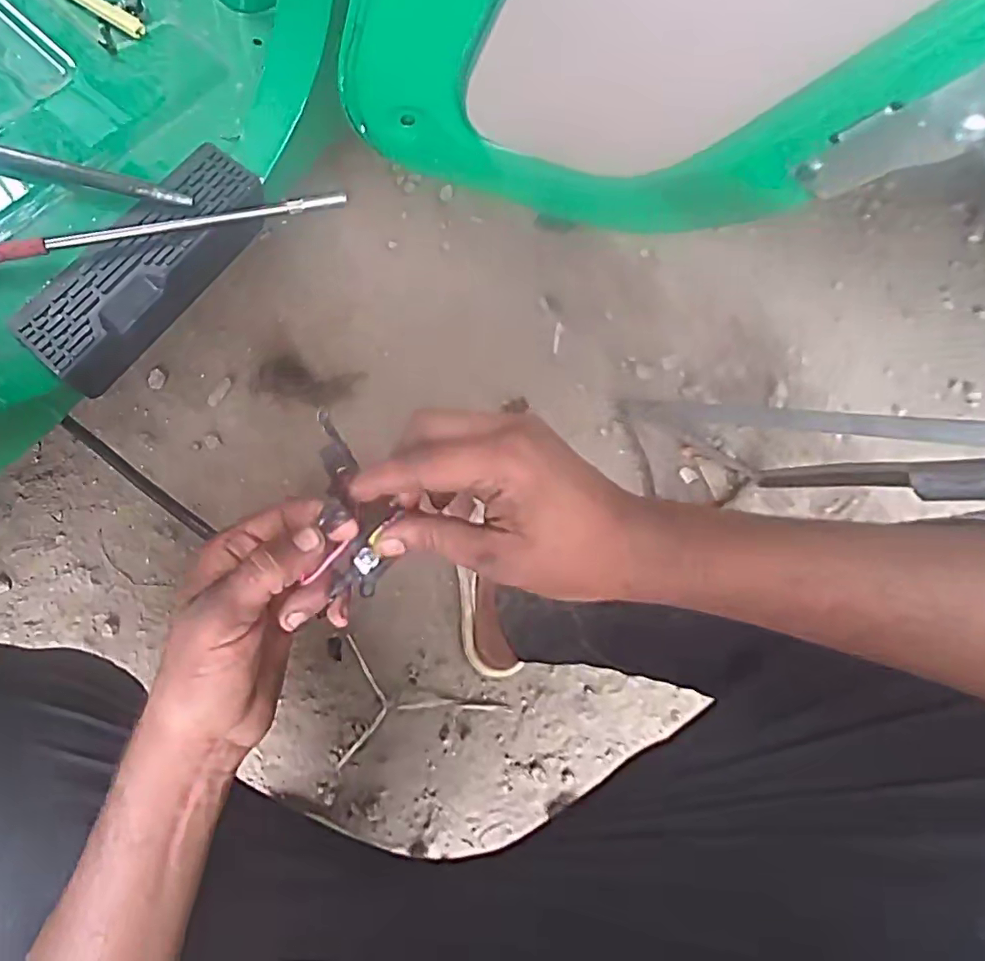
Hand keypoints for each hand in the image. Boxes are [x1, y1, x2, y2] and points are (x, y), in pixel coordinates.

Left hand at [141, 500, 358, 762]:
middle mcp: (252, 568)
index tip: (347, 526)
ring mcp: (273, 593)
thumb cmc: (195, 673)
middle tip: (318, 589)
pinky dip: (332, 602)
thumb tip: (310, 533)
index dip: (315, 519)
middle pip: (306, 541)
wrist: (206, 732)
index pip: (280, 518)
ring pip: (318, 568)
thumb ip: (268, 569)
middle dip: (322, 561)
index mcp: (228, 554)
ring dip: (325, 587)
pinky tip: (331, 617)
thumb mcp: (227, 613)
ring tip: (300, 617)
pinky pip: (321, 595)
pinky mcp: (290, 617)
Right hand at [348, 409, 666, 601]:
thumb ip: (435, 537)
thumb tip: (384, 537)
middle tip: (392, 509)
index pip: (422, 462)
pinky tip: (450, 498)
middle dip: (398, 464)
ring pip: (440, 426)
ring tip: (419, 508)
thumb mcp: (498, 558)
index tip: (349, 495)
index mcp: (502, 460)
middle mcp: (504, 428)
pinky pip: (461, 434)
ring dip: (418, 461)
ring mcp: (513, 424)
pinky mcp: (517, 431)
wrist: (635, 543)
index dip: (381, 479)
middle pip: (425, 427)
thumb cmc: (573, 560)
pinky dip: (441, 459)